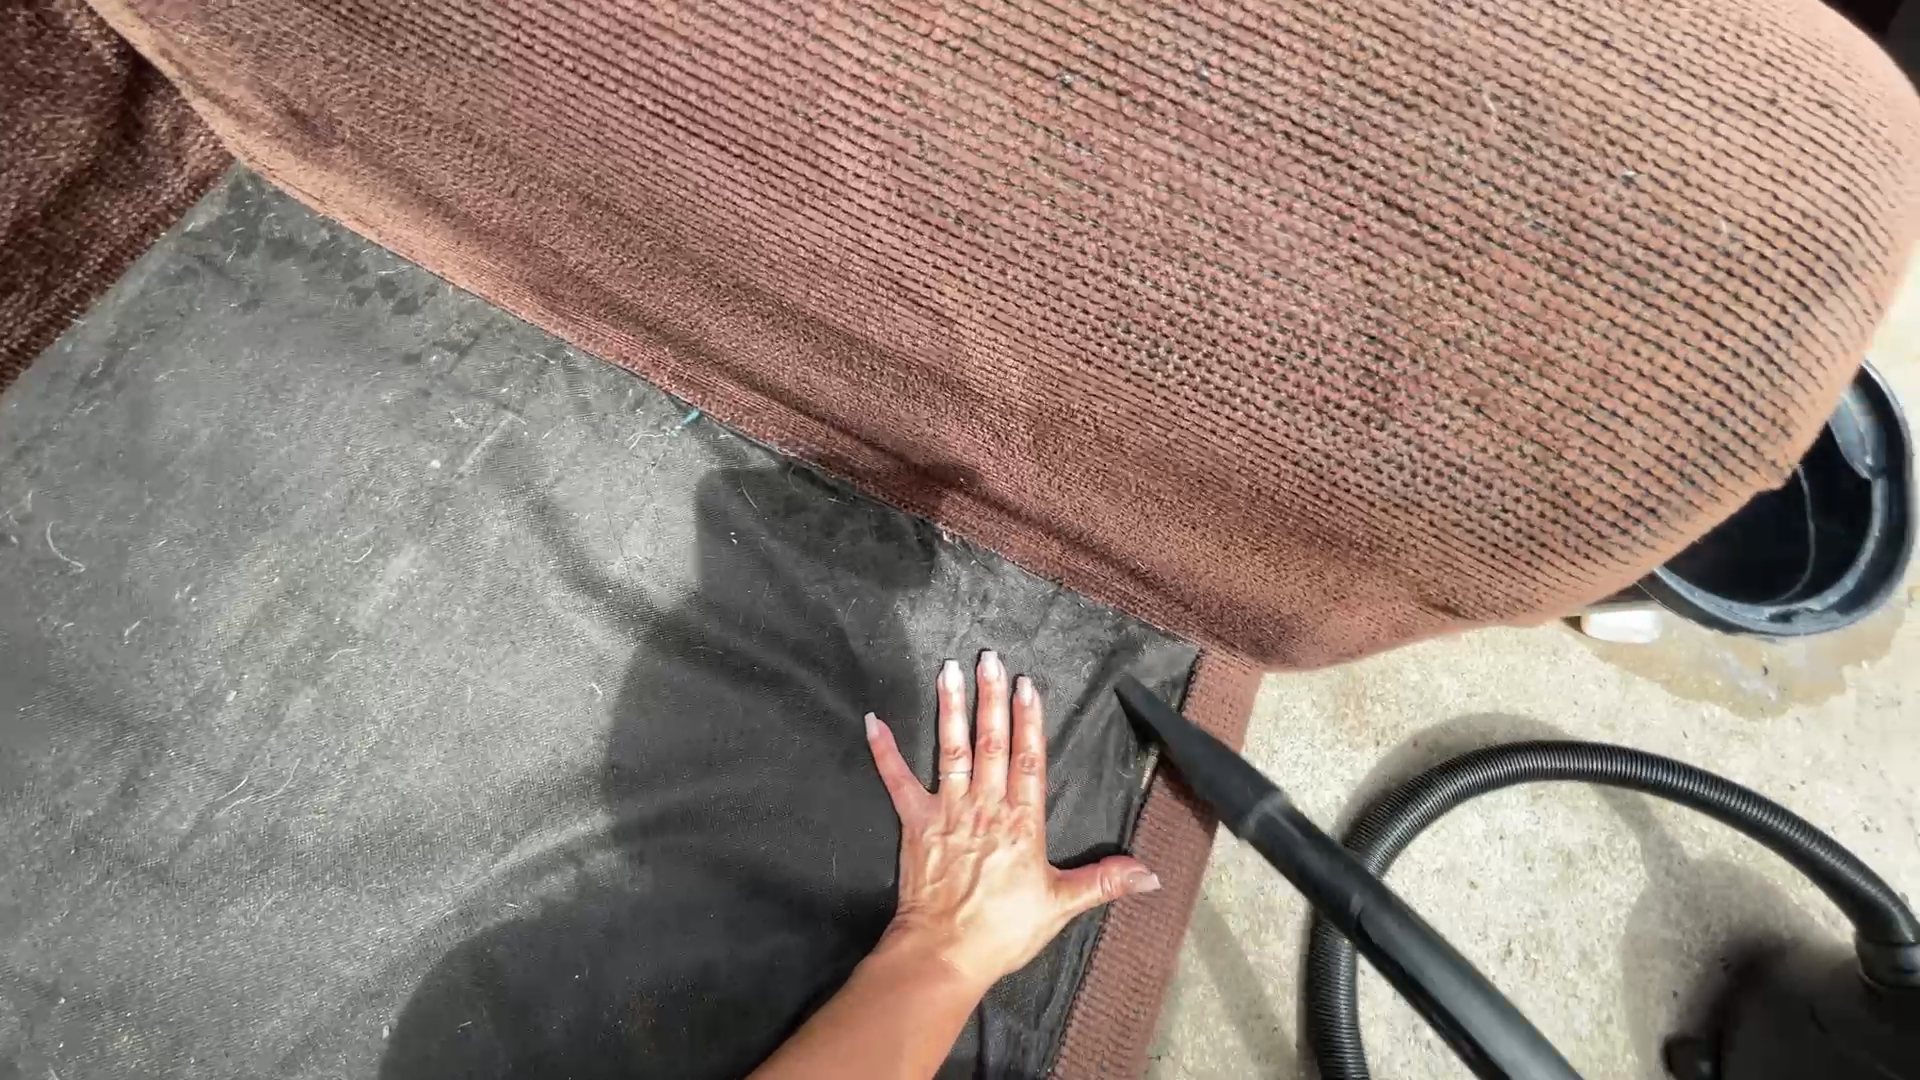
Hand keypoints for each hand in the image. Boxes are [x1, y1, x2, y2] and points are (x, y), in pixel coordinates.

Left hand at [863, 650, 1160, 994]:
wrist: (945, 954)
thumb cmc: (1002, 930)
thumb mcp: (1060, 905)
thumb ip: (1103, 881)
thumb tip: (1149, 873)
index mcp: (1020, 821)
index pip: (1028, 759)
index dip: (1029, 720)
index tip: (1027, 685)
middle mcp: (984, 805)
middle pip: (990, 742)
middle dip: (991, 698)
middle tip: (990, 658)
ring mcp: (947, 810)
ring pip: (951, 749)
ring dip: (949, 708)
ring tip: (948, 670)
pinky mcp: (915, 822)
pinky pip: (897, 781)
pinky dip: (885, 751)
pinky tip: (873, 720)